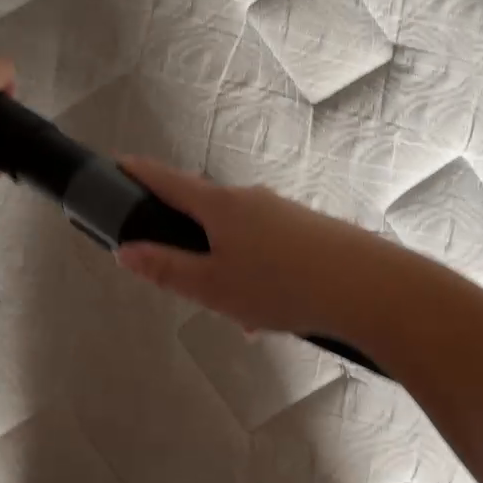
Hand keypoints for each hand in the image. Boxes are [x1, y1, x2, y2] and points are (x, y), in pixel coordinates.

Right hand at [115, 157, 389, 338]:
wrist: (366, 287)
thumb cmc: (278, 285)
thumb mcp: (212, 287)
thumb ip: (166, 269)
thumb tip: (125, 250)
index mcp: (219, 206)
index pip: (168, 181)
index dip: (139, 174)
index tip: (117, 165)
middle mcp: (250, 198)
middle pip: (205, 213)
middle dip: (191, 245)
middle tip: (189, 283)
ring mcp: (282, 211)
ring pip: (239, 238)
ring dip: (230, 271)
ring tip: (244, 317)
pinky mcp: (308, 229)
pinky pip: (268, 249)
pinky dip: (259, 276)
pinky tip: (274, 312)